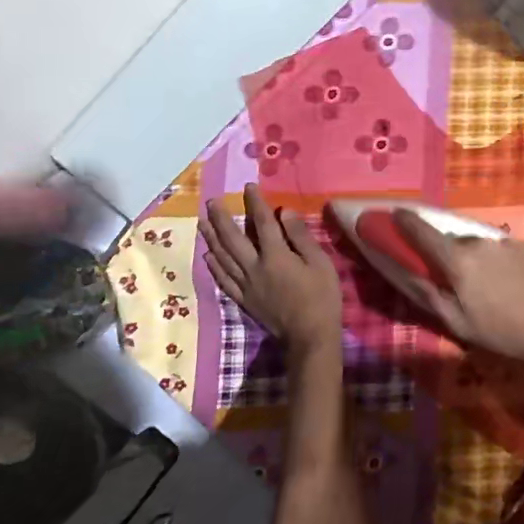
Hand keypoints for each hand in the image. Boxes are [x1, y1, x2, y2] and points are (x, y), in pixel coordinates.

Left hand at [201, 184, 343, 357]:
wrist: (309, 335)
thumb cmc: (321, 297)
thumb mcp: (319, 263)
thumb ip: (300, 237)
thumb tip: (284, 212)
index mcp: (275, 256)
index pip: (262, 223)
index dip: (255, 203)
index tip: (248, 187)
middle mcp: (254, 268)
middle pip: (233, 239)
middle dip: (221, 218)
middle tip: (212, 202)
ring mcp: (246, 285)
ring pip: (223, 257)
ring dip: (211, 238)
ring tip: (202, 222)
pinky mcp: (244, 300)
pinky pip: (224, 279)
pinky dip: (215, 265)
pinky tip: (209, 256)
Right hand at [391, 210, 523, 364]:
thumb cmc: (503, 330)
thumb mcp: (457, 322)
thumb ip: (427, 293)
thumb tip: (403, 271)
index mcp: (457, 260)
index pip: (422, 232)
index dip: (404, 222)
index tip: (393, 215)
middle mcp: (478, 242)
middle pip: (452, 241)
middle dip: (446, 255)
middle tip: (453, 281)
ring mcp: (504, 241)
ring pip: (478, 246)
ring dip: (473, 260)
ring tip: (486, 288)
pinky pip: (499, 250)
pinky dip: (495, 262)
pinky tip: (507, 285)